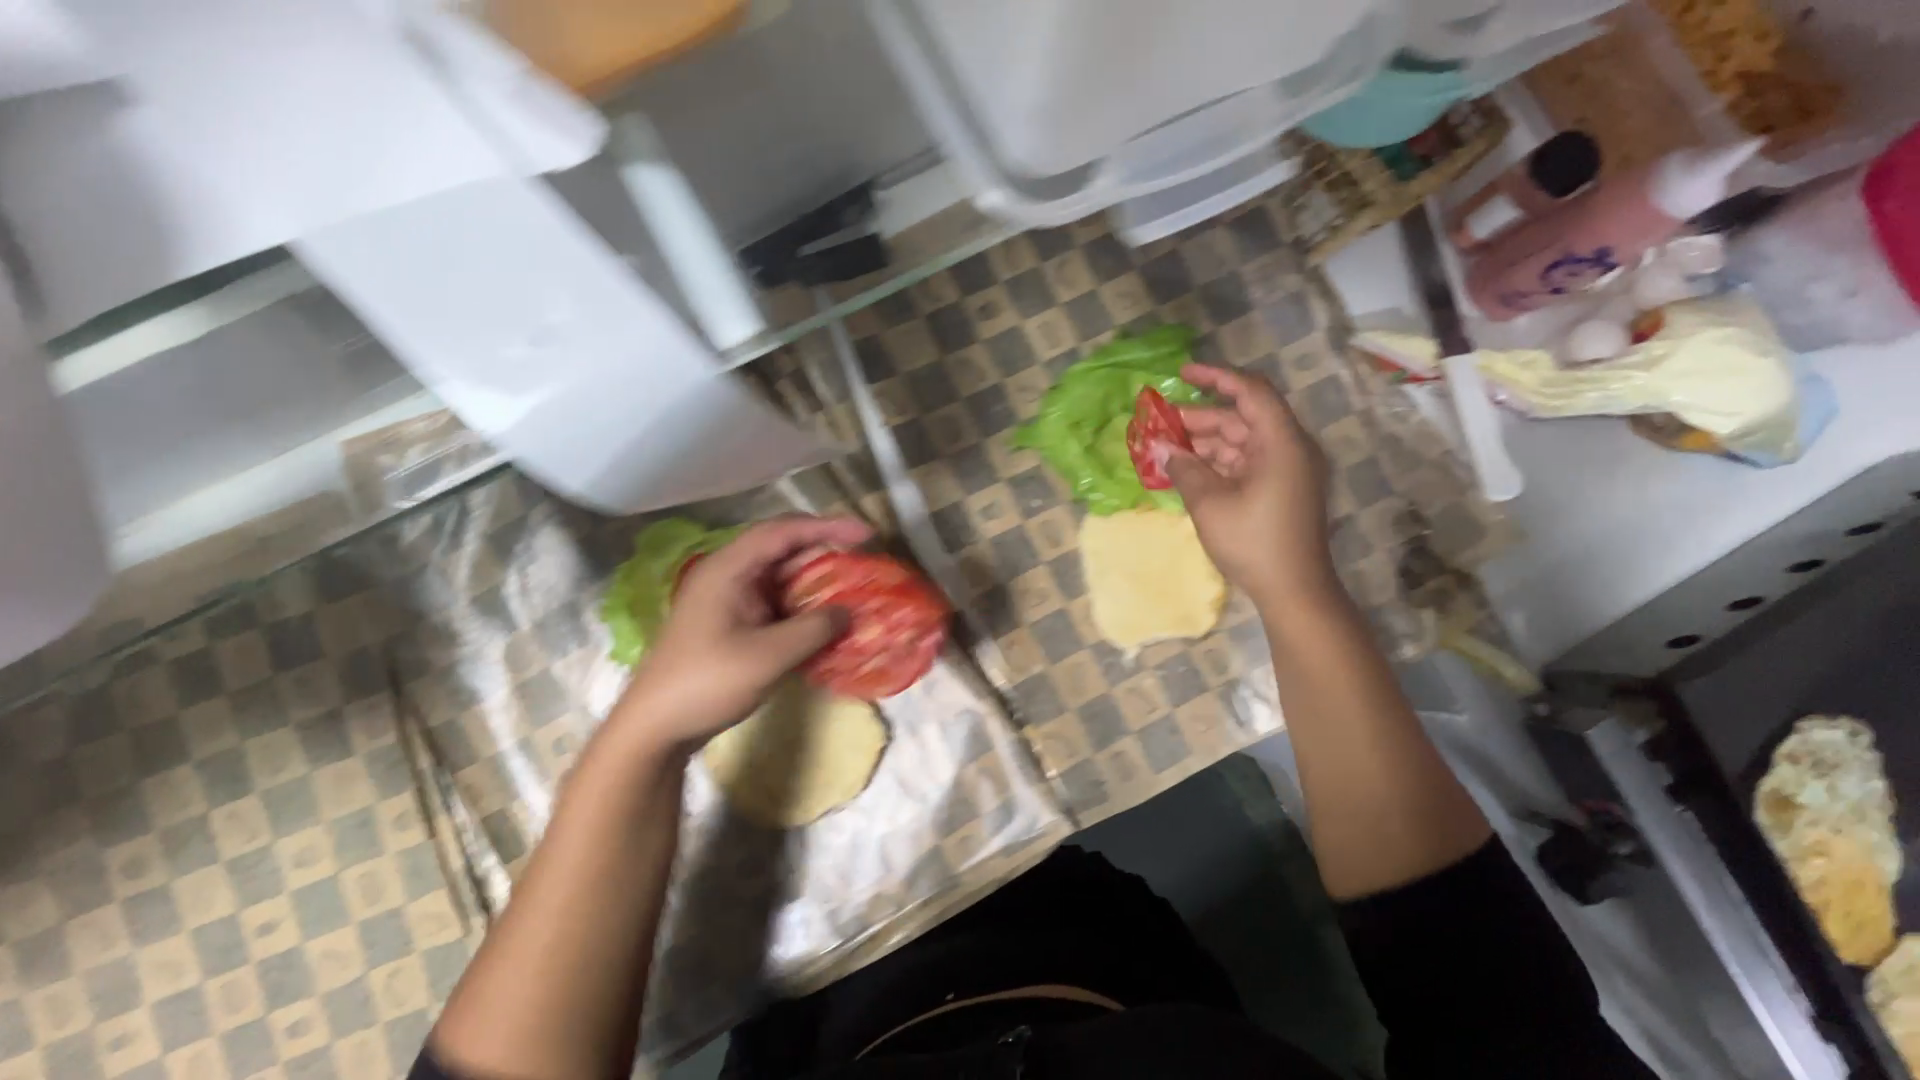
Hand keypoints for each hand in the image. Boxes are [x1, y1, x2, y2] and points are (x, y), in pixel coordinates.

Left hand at [611, 514, 873, 753]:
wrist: (655, 726)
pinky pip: (774, 603)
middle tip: (866, 565)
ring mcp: (728, 600)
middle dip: (825, 554)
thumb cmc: (706, 683)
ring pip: (780, 578)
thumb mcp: (768, 657)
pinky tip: (827, 623)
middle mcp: (728, 575)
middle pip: (782, 550)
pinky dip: (802, 608)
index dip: (827, 527)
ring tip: (855, 592)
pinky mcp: (731, 624)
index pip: (783, 532)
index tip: (866, 535)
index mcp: (728, 569)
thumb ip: (813, 629)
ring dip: (816, 583)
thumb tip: (849, 612)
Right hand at [1165, 365, 1337, 610]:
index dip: (1215, 378)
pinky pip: (1247, 462)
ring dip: (1206, 442)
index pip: (1250, 392)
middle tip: (1160, 422)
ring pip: (1242, 441)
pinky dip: (1219, 462)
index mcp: (1282, 442)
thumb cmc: (1253, 542)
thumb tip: (1162, 449)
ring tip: (1167, 447)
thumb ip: (1184, 469)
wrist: (1294, 590)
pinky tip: (1188, 469)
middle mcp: (1290, 448)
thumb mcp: (1209, 504)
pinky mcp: (1282, 490)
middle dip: (1200, 417)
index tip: (1181, 375)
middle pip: (1243, 417)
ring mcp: (1289, 470)